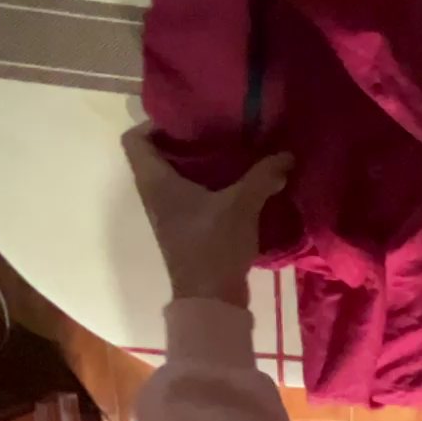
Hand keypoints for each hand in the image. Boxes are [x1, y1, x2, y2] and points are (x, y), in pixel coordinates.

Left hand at [122, 123, 291, 307]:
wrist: (211, 297)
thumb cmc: (213, 244)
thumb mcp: (241, 206)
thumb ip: (262, 177)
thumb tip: (286, 156)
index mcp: (155, 181)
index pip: (135, 139)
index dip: (155, 125)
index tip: (189, 123)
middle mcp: (155, 194)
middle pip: (161, 157)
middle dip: (190, 144)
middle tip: (222, 136)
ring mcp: (170, 214)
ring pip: (179, 178)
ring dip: (204, 168)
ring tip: (236, 159)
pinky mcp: (188, 230)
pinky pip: (194, 198)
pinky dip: (212, 189)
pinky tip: (241, 189)